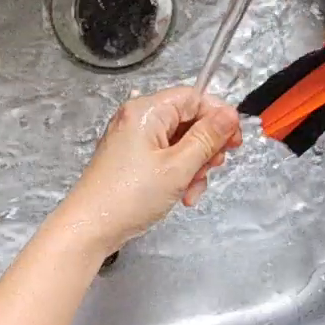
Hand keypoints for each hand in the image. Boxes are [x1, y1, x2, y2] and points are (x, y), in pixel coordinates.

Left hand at [48, 87, 242, 256]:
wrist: (91, 228)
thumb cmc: (126, 197)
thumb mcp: (178, 167)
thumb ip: (207, 138)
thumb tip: (229, 114)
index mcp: (146, 111)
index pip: (193, 97)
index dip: (217, 116)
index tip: (233, 139)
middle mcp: (137, 119)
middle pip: (188, 120)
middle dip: (206, 146)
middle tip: (213, 166)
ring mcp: (133, 140)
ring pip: (180, 143)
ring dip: (194, 166)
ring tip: (191, 189)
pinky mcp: (132, 159)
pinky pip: (166, 158)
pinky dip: (179, 174)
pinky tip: (181, 195)